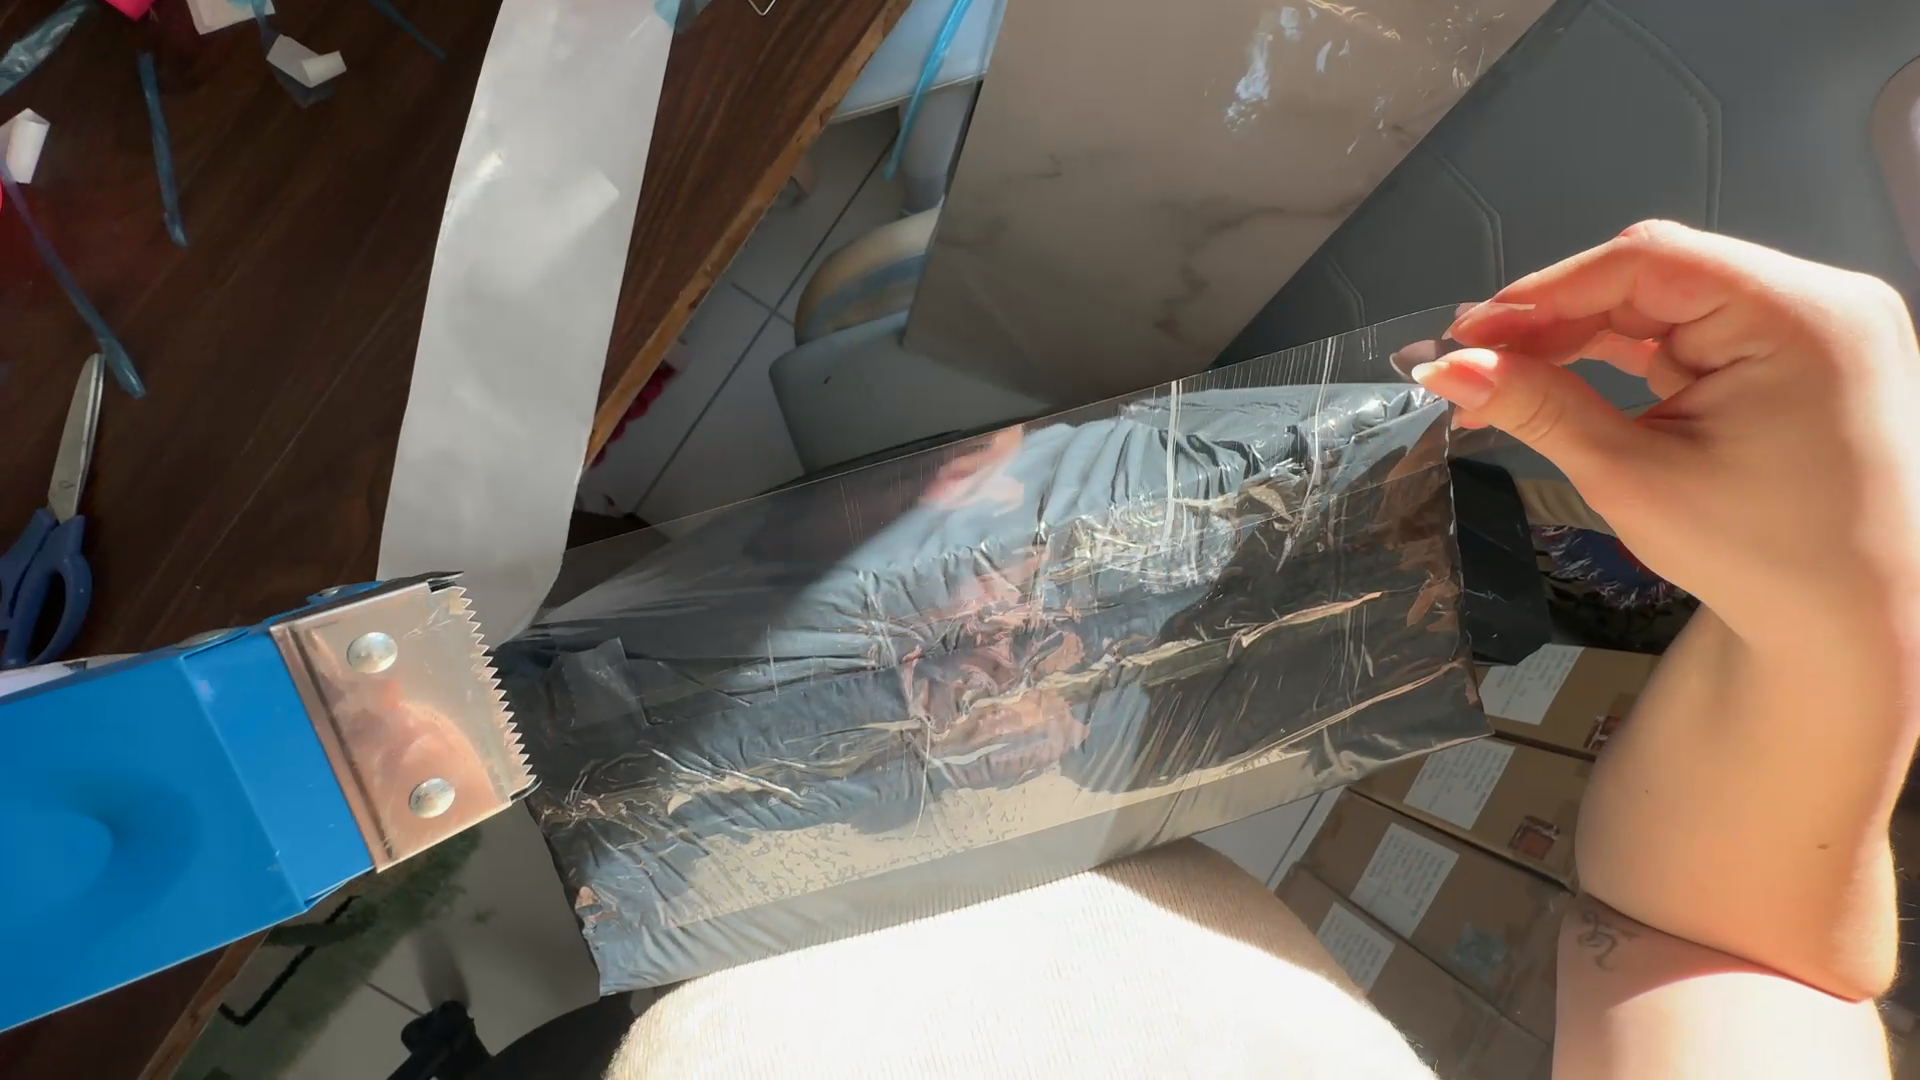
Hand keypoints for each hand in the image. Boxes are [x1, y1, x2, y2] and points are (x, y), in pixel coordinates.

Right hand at [1410, 221, 1919, 649]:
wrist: (1844, 615)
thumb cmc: (1749, 549)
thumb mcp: (1626, 473)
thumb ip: (1535, 407)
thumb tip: (1442, 368)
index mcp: (1796, 316)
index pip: (1645, 262)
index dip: (1540, 292)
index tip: (1463, 337)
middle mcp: (1807, 303)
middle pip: (1645, 279)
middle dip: (1546, 321)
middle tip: (1469, 367)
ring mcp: (1794, 330)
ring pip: (1648, 307)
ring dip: (1564, 341)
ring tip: (1495, 383)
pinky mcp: (1773, 360)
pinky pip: (1669, 338)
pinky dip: (1599, 358)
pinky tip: (1549, 384)